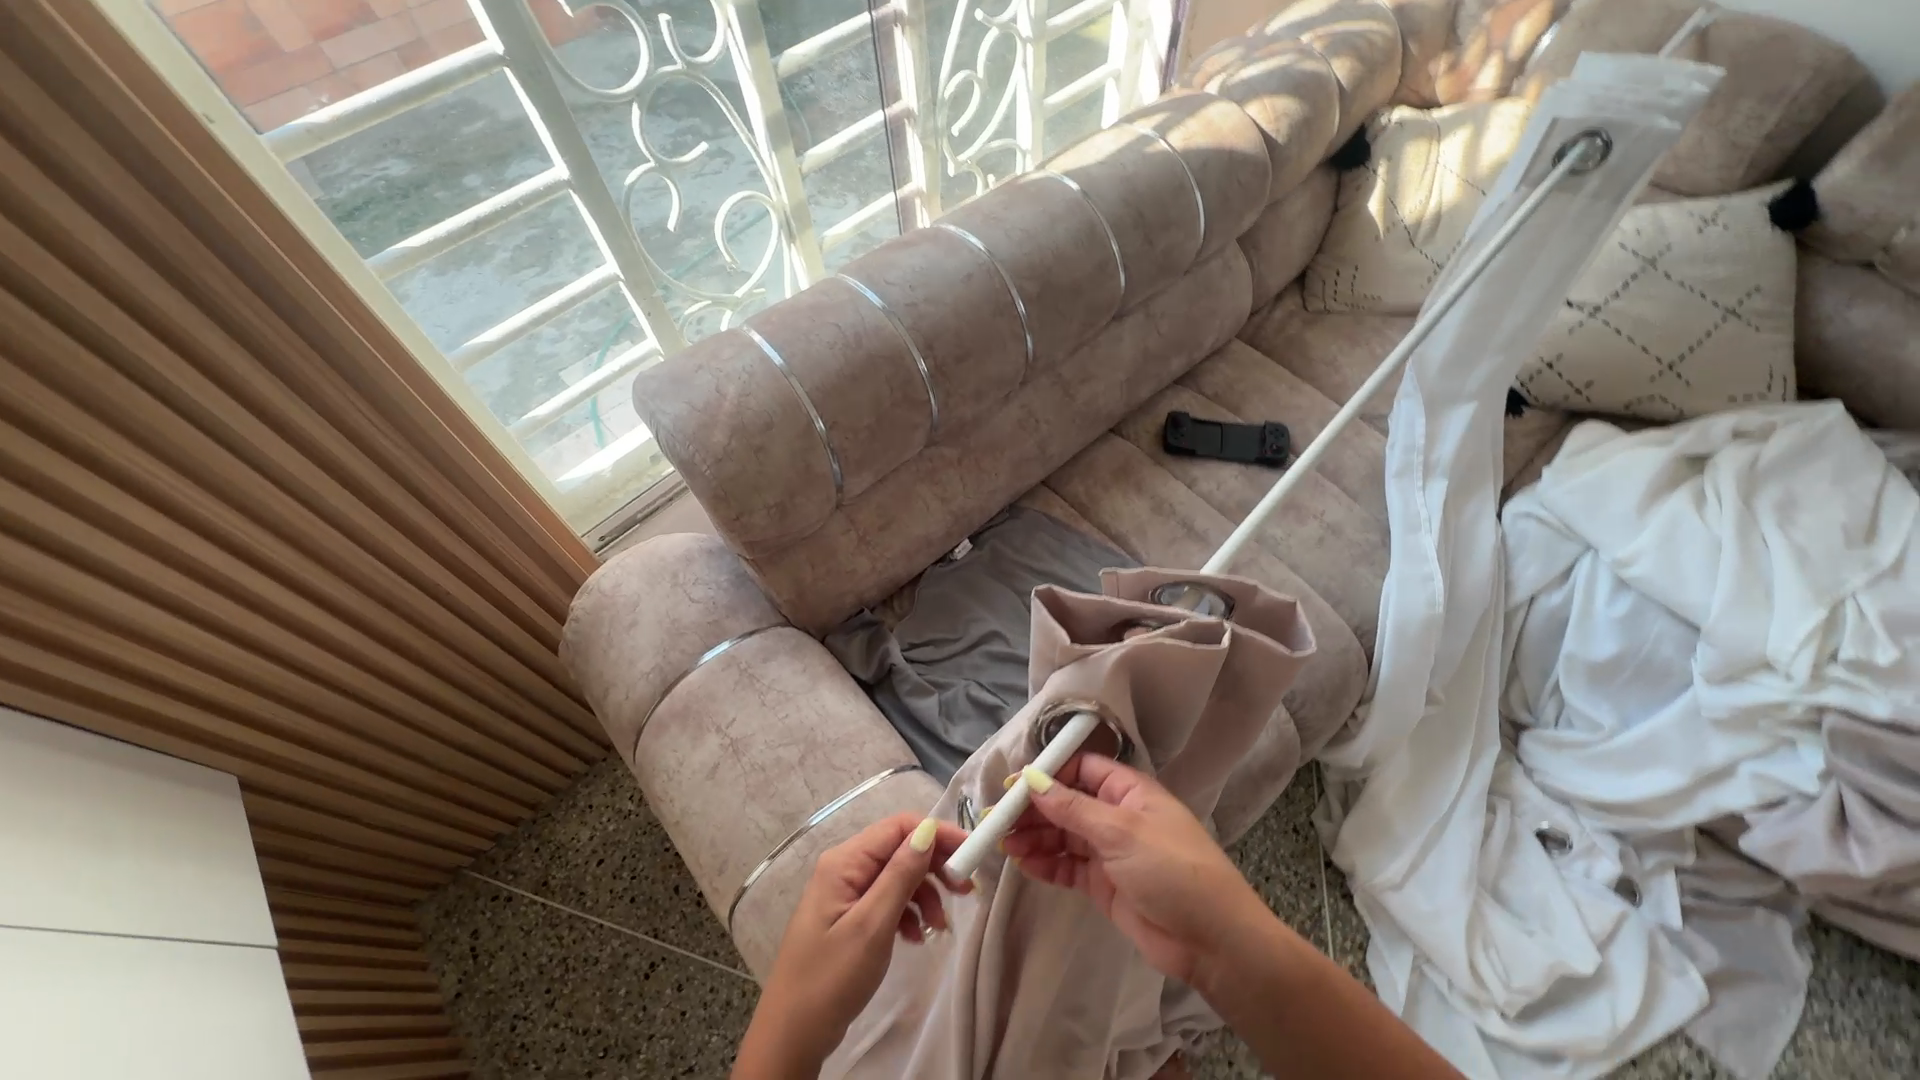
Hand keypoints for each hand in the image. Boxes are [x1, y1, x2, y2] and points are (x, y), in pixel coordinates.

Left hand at [733, 813, 970, 1077]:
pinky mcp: (850, 917)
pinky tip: (916, 937)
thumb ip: (900, 875)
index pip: (899, 826)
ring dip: (924, 894)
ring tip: (939, 926)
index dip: (937, 834)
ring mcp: (846, 892)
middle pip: (900, 849)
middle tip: (965, 891)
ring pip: (897, 875)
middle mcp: (844, 867)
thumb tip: (927, 831)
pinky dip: (908, 913)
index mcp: (845, 861)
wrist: (792, 1033)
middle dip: (935, 866)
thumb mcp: (872, 925)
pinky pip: (887, 900)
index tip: (971, 855)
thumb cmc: (831, 977)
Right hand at [1002, 754, 1269, 985]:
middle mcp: (1117, 816)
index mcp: (1129, 792)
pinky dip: (1047, 864)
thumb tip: (1032, 779)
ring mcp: (1111, 852)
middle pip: (1067, 803)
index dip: (1048, 774)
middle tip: (999, 822)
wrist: (1212, 940)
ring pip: (1064, 836)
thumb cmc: (1173, 870)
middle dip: (1034, 810)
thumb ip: (1073, 808)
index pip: (1082, 769)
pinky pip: (1068, 867)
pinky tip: (1025, 865)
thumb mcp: (1121, 832)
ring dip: (1035, 838)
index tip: (1014, 786)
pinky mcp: (1105, 884)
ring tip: (1006, 847)